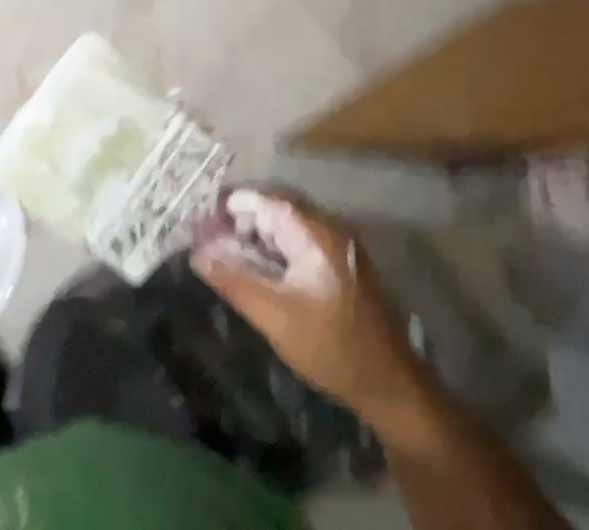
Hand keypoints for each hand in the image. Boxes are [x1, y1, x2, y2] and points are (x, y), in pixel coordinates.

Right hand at [191, 190, 437, 435]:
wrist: (392, 387)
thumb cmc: (332, 348)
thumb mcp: (274, 316)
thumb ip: (233, 280)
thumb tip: (196, 252)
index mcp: (317, 235)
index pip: (265, 200)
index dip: (228, 205)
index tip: (198, 221)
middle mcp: (331, 233)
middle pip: (275, 210)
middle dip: (237, 222)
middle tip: (204, 241)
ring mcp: (338, 251)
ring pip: (285, 230)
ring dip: (252, 238)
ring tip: (220, 257)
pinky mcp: (339, 271)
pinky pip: (297, 247)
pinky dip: (271, 253)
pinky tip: (251, 272)